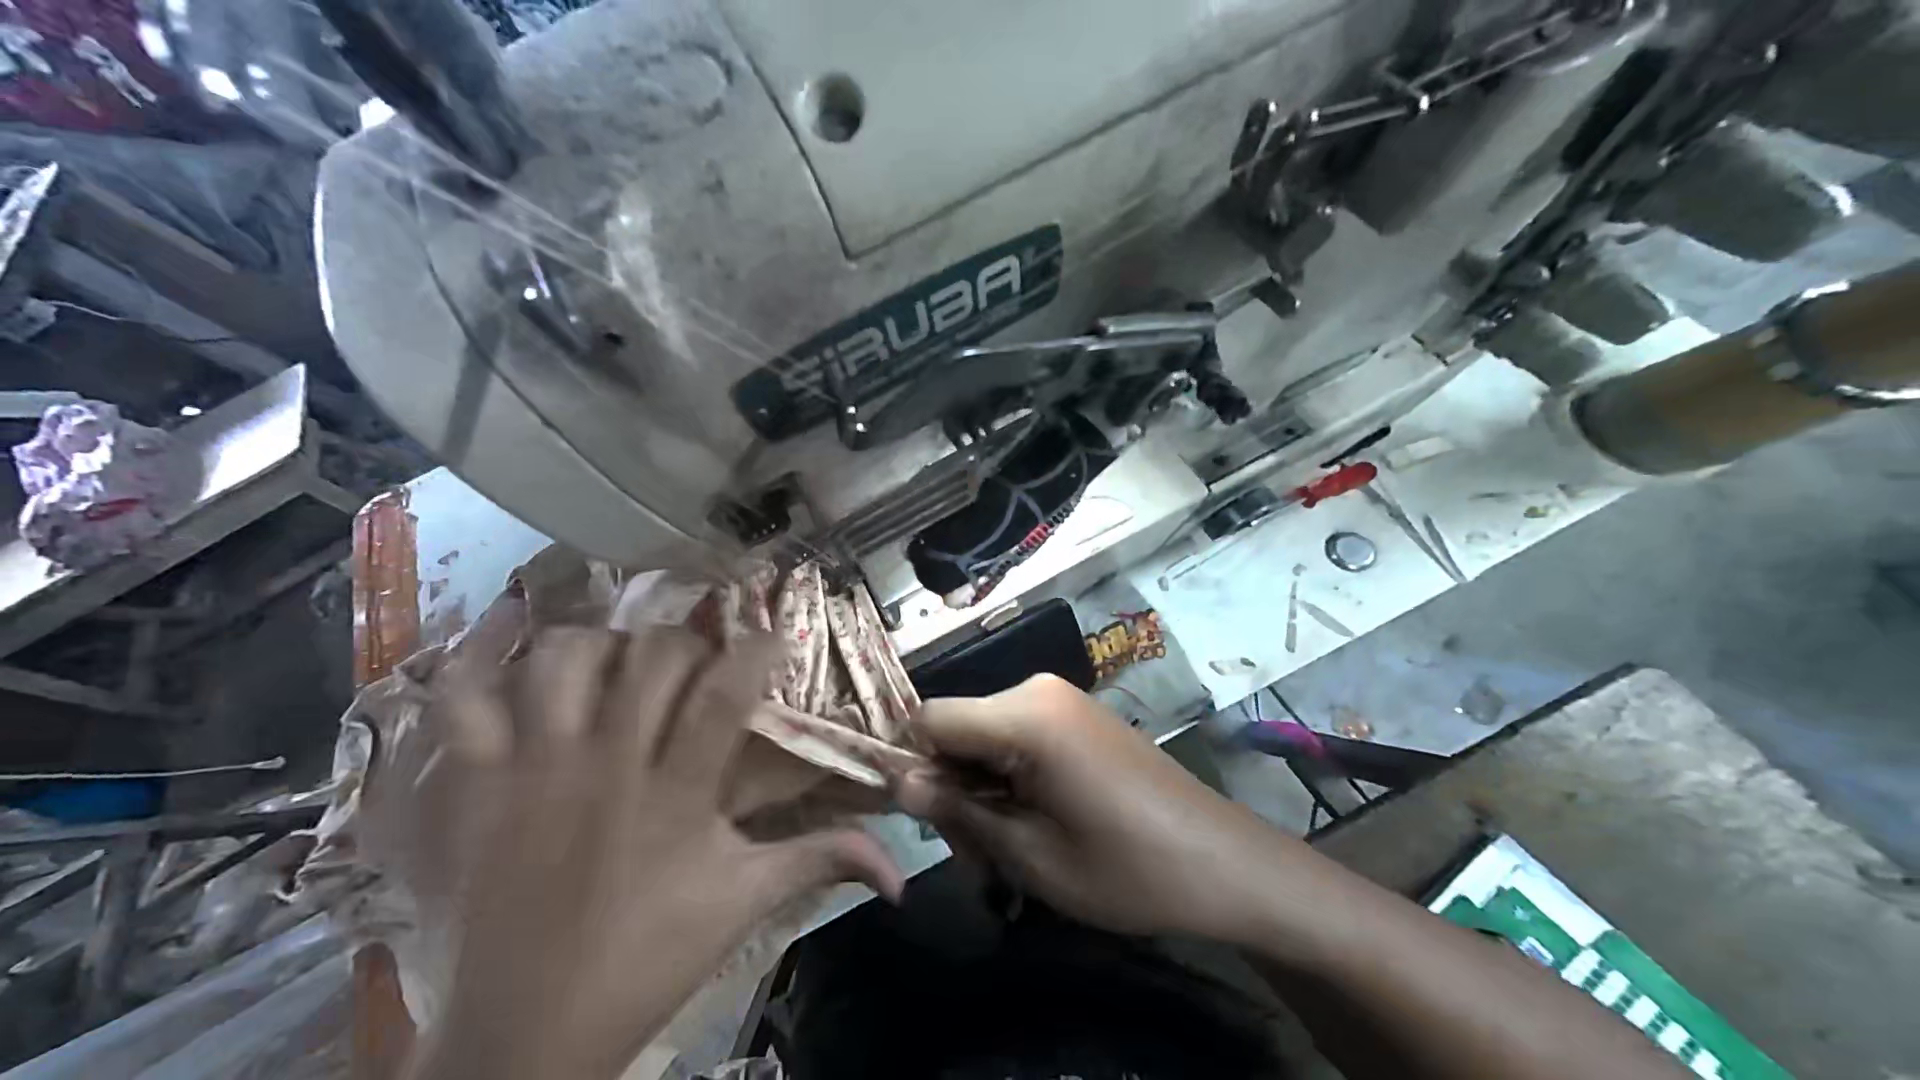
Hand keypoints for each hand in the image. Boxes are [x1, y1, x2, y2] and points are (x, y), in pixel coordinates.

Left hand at [406, 627, 902, 1079]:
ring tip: (617, 659)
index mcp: (678, 794)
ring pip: (564, 659)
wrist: (525, 1034)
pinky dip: (478, 660)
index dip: (755, 650)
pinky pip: (463, 700)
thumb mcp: (745, 906)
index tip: (770, 637)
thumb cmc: (647, 960)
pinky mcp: (476, 785)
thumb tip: (902, 871)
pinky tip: (506, 636)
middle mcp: (607, 764)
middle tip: (693, 660)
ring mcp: (534, 769)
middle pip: (650, 659)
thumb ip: (823, 864)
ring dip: (600, 643)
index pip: (724, 693)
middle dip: (684, 643)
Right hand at [894, 674, 1307, 943]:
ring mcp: (1060, 700)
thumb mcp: (1030, 854)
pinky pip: (1016, 737)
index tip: (923, 821)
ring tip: (1005, 851)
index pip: (929, 718)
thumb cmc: (1127, 868)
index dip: (912, 765)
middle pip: (956, 728)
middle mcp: (1037, 691)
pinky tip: (1031, 823)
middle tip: (974, 856)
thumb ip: (958, 812)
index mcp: (1025, 715)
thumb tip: (898, 782)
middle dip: (951, 788)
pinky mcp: (1076, 716)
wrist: (1223, 863)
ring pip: (983, 736)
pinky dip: (1007, 777)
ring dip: (979, 790)